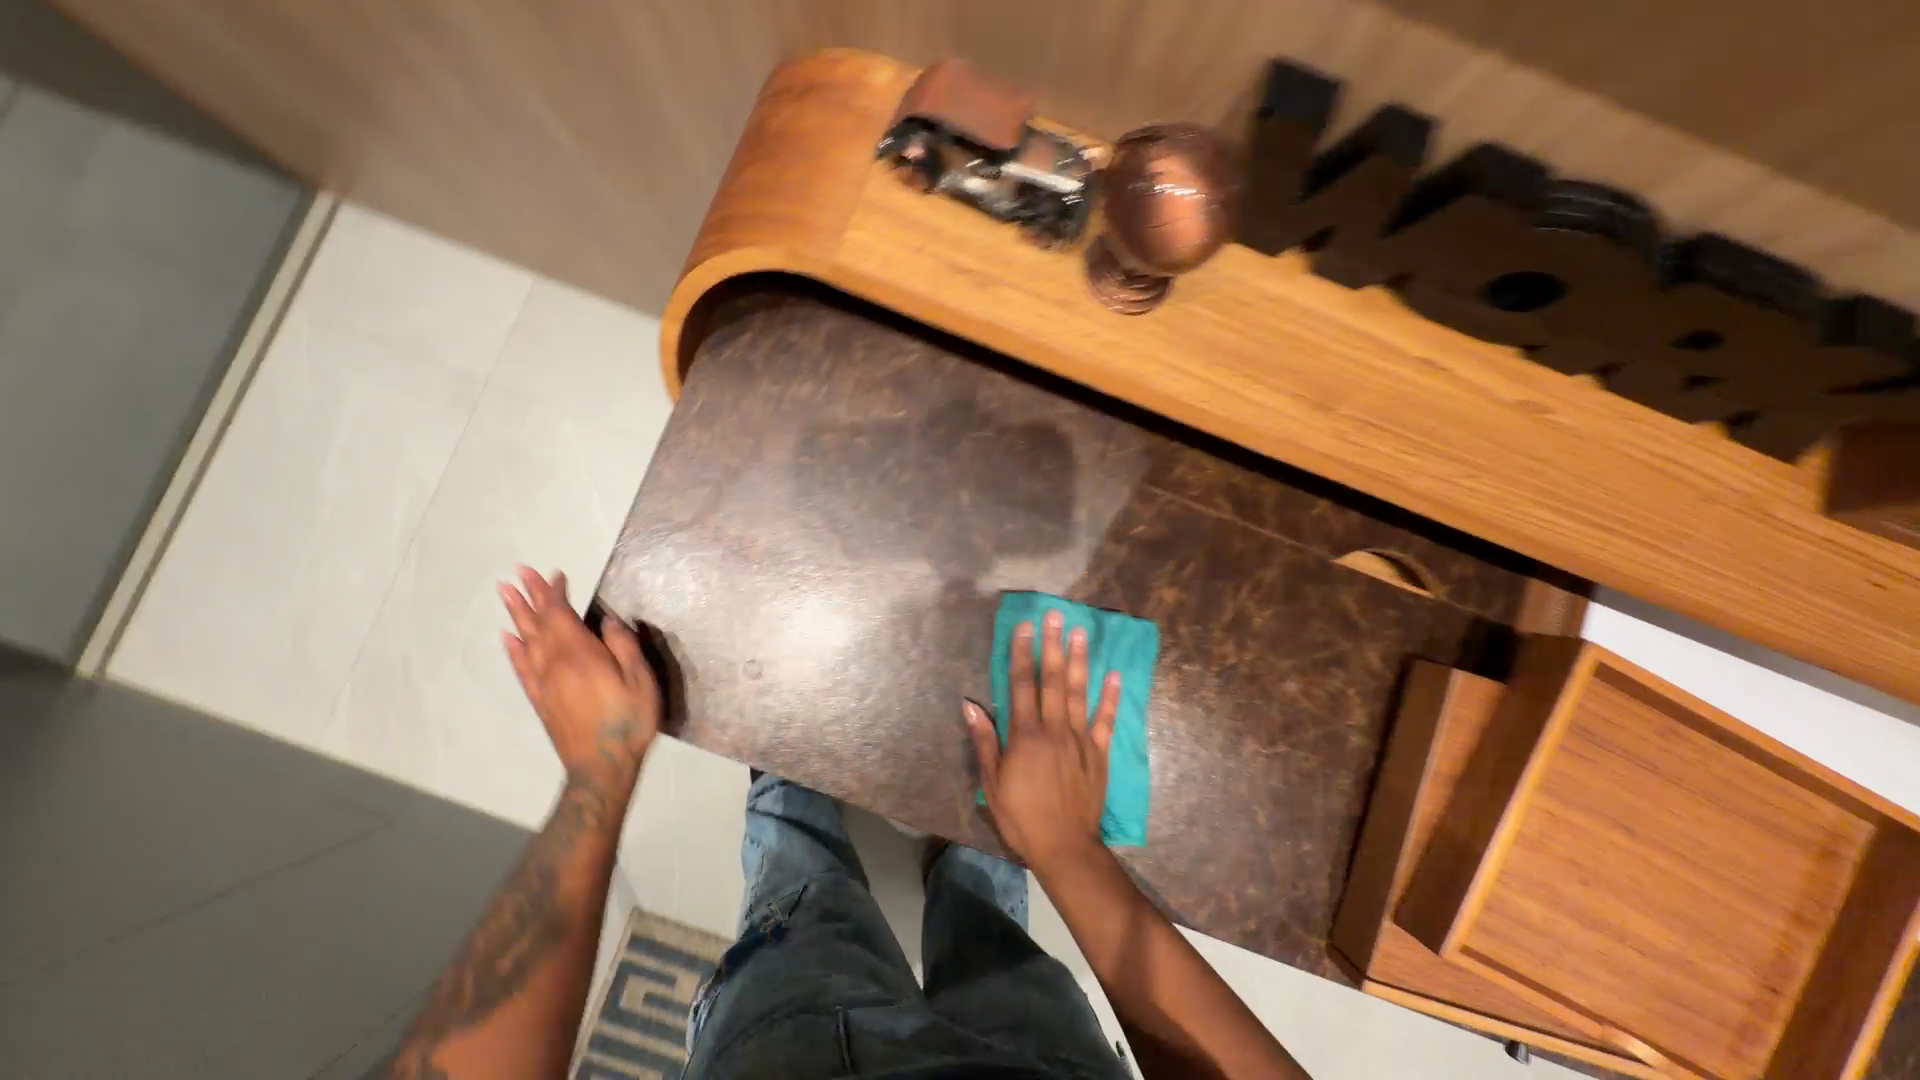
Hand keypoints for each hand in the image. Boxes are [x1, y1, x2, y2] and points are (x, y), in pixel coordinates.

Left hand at [500, 566, 661, 788]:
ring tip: (507, 594)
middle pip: (538, 624)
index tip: (552, 573)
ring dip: (517, 616)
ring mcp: (543, 683)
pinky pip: (521, 668)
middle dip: (529, 597)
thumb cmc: (628, 722)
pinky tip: (508, 638)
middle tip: (516, 574)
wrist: (601, 768)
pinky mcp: (540, 700)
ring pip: (525, 641)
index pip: (561, 615)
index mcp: (579, 655)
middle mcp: (554, 664)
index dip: (555, 593)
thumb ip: (624, 646)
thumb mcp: (641, 681)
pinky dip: (513, 649)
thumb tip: (607, 621)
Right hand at [966, 609, 1121, 873]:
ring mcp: (1080, 739)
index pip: (1022, 685)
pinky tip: (1113, 674)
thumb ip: (985, 740)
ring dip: (1080, 660)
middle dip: (1052, 645)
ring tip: (1081, 632)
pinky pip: (1105, 720)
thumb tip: (970, 705)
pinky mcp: (1099, 753)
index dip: (1021, 654)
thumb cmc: (1021, 816)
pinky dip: (1110, 697)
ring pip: (1079, 692)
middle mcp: (1054, 729)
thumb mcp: (993, 782)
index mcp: (1025, 736)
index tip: (1024, 627)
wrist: (1064, 846)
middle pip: (1053, 680)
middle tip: (1055, 615)